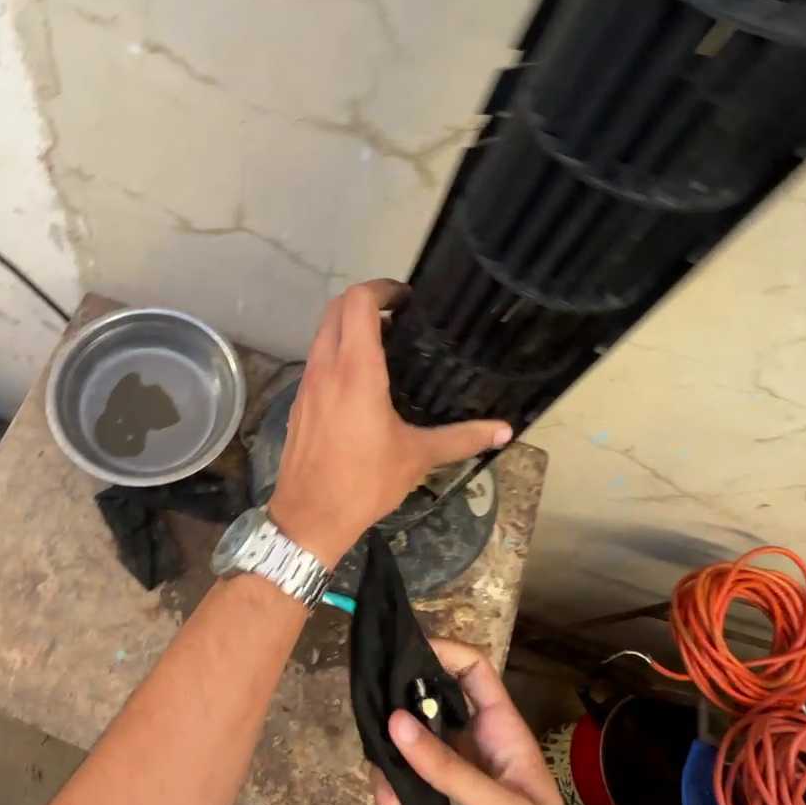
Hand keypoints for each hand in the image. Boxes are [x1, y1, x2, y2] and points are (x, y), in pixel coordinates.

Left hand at [267, 281, 511, 565]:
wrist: (309, 516)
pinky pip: (316, 359)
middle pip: (336, 309)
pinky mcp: (299, 401)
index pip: (358, 302)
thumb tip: (506, 430)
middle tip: (400, 316)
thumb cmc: (364, 482)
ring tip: (386, 345)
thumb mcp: (418, 457)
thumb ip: (462, 437)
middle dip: (366, 301)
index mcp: (356, 370)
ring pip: (322, 333)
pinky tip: (362, 378)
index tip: (407, 299)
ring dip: (349, 326)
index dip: (382, 289)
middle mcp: (326, 367)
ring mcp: (307, 383)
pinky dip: (336, 351)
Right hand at [372, 640, 608, 804]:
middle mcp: (474, 752)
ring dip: (397, 790)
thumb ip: (448, 769)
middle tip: (378, 747)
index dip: (441, 652)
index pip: (472, 672)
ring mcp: (454, 787)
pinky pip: (405, 803)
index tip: (399, 653)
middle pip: (423, 713)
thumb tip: (394, 720)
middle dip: (398, 733)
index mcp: (502, 736)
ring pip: (405, 760)